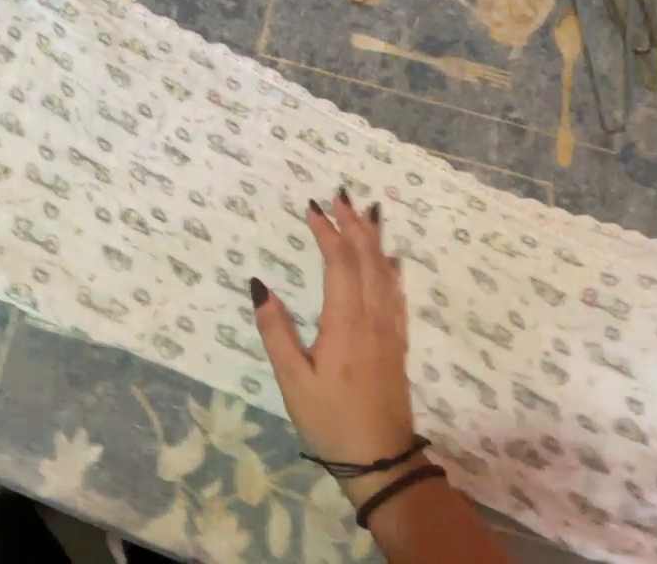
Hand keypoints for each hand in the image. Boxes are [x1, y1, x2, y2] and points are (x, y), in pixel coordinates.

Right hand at [252, 189, 418, 506]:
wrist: (382, 462)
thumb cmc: (330, 421)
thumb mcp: (292, 380)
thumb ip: (276, 331)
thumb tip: (259, 285)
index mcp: (346, 324)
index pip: (339, 263)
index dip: (327, 231)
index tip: (311, 207)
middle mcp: (373, 318)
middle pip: (368, 259)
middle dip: (353, 223)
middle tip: (338, 195)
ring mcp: (390, 330)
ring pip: (385, 272)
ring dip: (373, 238)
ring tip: (365, 212)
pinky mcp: (397, 342)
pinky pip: (396, 291)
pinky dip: (390, 266)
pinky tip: (390, 259)